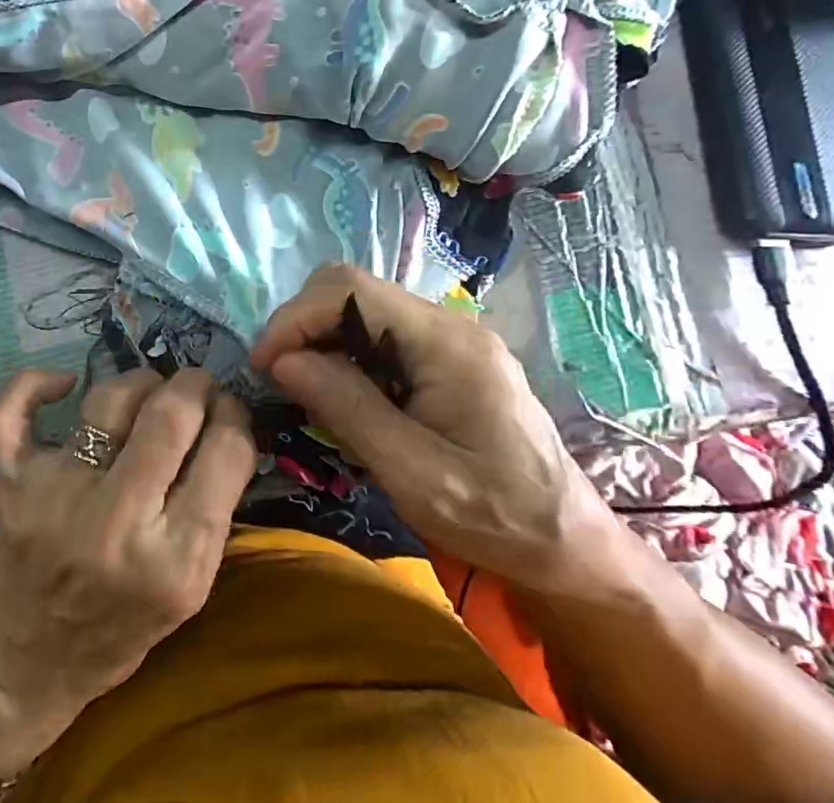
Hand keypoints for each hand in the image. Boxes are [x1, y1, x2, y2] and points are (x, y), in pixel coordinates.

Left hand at [0, 368, 255, 778]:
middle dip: (193, 385)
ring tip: (148, 391)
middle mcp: (116, 523)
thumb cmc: (123, 624)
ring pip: (106, 401)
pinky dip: (33, 384)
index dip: (234, 415)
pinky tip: (63, 384)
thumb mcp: (192, 585)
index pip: (225, 454)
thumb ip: (212, 508)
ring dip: (138, 381)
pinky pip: (8, 413)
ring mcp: (56, 498)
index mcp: (177, 560)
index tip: (228, 407)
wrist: (34, 654)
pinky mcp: (9, 485)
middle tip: (195, 385)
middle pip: (168, 417)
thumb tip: (223, 422)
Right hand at [249, 263, 619, 594]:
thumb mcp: (414, 474)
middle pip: (350, 289)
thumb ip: (347, 409)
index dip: (294, 318)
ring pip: (359, 311)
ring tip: (313, 401)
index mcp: (446, 343)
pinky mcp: (445, 360)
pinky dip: (344, 360)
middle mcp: (448, 326)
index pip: (349, 290)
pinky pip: (378, 338)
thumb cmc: (496, 517)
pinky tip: (346, 403)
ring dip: (321, 345)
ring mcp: (449, 340)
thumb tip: (282, 361)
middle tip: (285, 384)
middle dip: (303, 328)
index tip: (264, 368)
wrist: (569, 545)